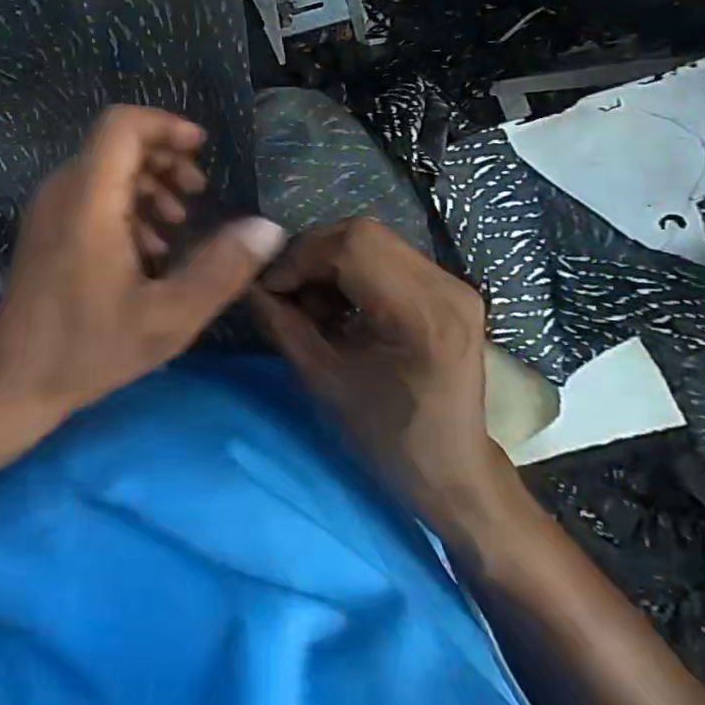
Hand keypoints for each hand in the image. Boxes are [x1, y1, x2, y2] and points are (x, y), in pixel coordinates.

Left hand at [0, 106, 286, 419]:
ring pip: (106, 167)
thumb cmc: (91, 348)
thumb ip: (223, 269)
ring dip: (150, 183)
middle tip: (199, 193)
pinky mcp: (47, 228)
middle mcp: (62, 191)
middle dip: (166, 158)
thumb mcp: (170, 316)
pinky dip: (128, 203)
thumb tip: (269, 229)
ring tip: (180, 223)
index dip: (166, 125)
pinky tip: (149, 248)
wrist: (15, 380)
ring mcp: (49, 209)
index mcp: (89, 200)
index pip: (122, 124)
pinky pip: (92, 193)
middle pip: (117, 143)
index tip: (202, 150)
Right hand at [247, 217, 509, 531]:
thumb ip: (284, 327)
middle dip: (313, 257)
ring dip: (332, 264)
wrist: (452, 470)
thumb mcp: (326, 383)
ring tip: (316, 309)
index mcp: (423, 313)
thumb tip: (249, 286)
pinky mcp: (451, 290)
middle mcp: (447, 286)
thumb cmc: (388, 440)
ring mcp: (455, 284)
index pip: (353, 246)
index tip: (270, 290)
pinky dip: (355, 272)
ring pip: (375, 241)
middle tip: (288, 296)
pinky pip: (390, 258)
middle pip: (364, 234)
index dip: (301, 258)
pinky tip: (343, 309)